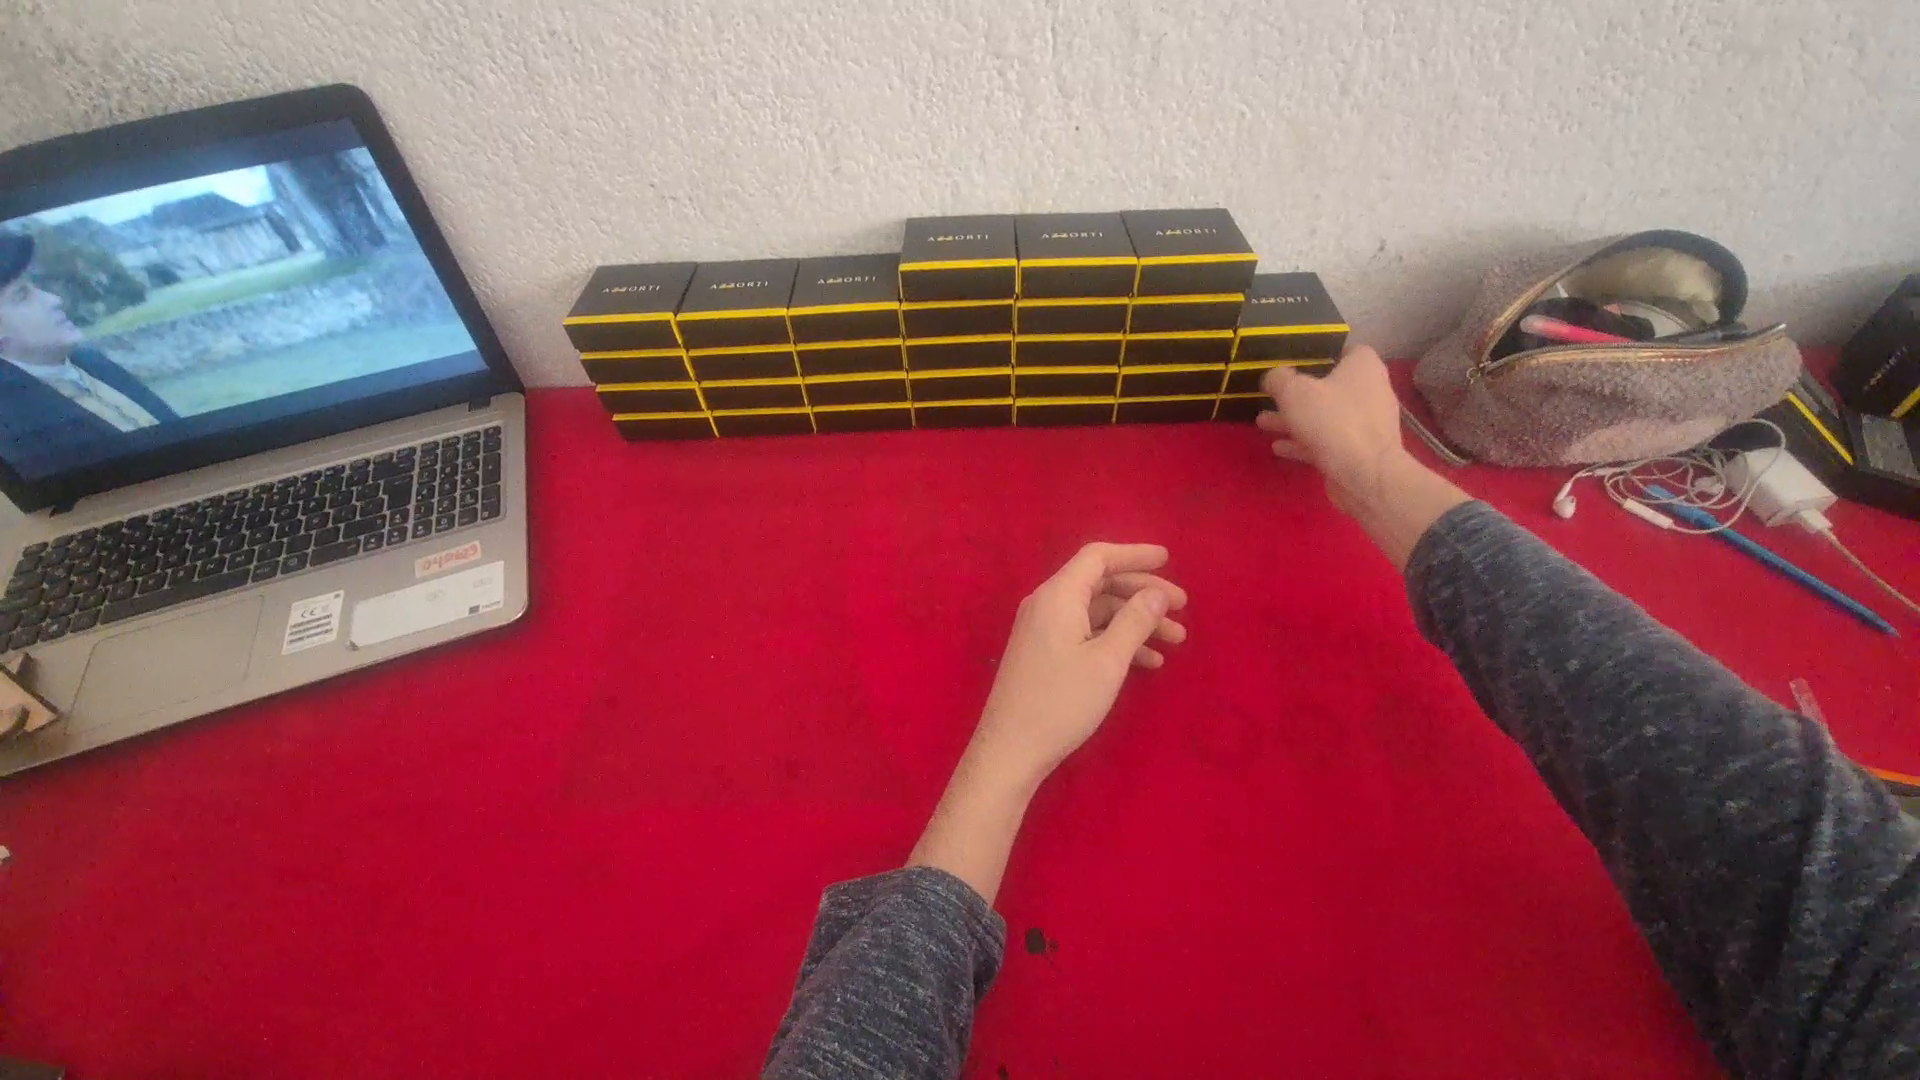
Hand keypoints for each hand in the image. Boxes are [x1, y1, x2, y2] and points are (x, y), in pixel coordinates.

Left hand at [908, 543, 1186, 903]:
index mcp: (1058, 596)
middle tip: (1182, 607)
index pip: (1097, 558)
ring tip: (1175, 640)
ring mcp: (1042, 629)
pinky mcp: (1043, 653)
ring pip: (1096, 611)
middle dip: (1142, 592)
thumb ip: (1135, 621)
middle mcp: (1046, 604)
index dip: (1134, 554)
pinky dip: (1116, 640)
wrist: (1011, 749)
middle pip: (1099, 583)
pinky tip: (1148, 662)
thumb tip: (1156, 594)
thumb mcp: (1107, 661)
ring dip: (1135, 621)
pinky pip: (1085, 632)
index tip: (1167, 559)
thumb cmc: (1060, 702)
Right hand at [1257, 345, 1412, 517]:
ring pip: (1325, 415)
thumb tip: (1273, 376)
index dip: (1317, 355)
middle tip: (1271, 397)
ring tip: (1263, 423)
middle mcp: (1370, 391)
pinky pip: (1327, 440)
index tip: (1292, 364)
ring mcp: (1366, 423)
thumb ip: (1279, 379)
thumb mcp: (1294, 392)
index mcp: (1363, 367)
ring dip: (1294, 419)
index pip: (1343, 350)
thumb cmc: (1332, 422)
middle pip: (1330, 386)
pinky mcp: (1359, 450)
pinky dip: (1304, 442)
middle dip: (1298, 393)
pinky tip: (1279, 447)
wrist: (1365, 474)